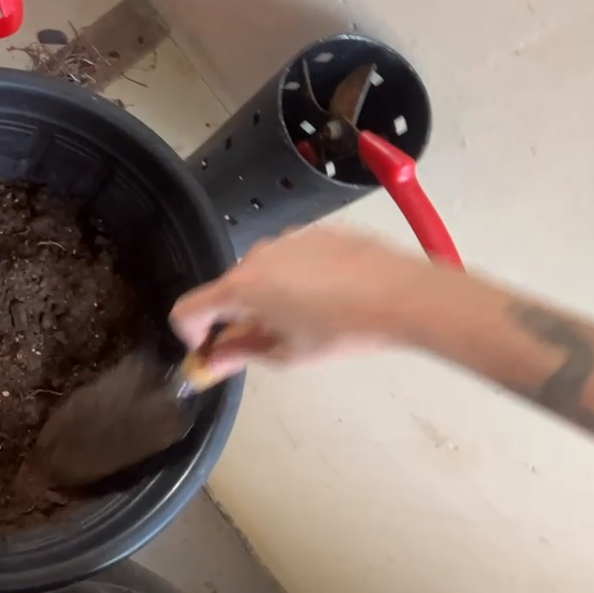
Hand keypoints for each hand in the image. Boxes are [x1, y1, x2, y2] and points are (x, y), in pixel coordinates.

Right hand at [170, 227, 448, 381]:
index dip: (191, 335)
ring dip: (265, 296)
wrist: (406, 295)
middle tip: (264, 341)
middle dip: (234, 317)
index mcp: (239, 288)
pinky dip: (293, 279)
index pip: (187, 310)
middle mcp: (254, 257)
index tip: (210, 351)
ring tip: (304, 319)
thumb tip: (214, 360)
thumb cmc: (344, 329)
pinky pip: (288, 259)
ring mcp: (285, 240)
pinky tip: (327, 297)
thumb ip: (240, 354)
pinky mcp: (315, 232)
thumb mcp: (287, 353)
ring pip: (258, 273)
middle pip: (225, 291)